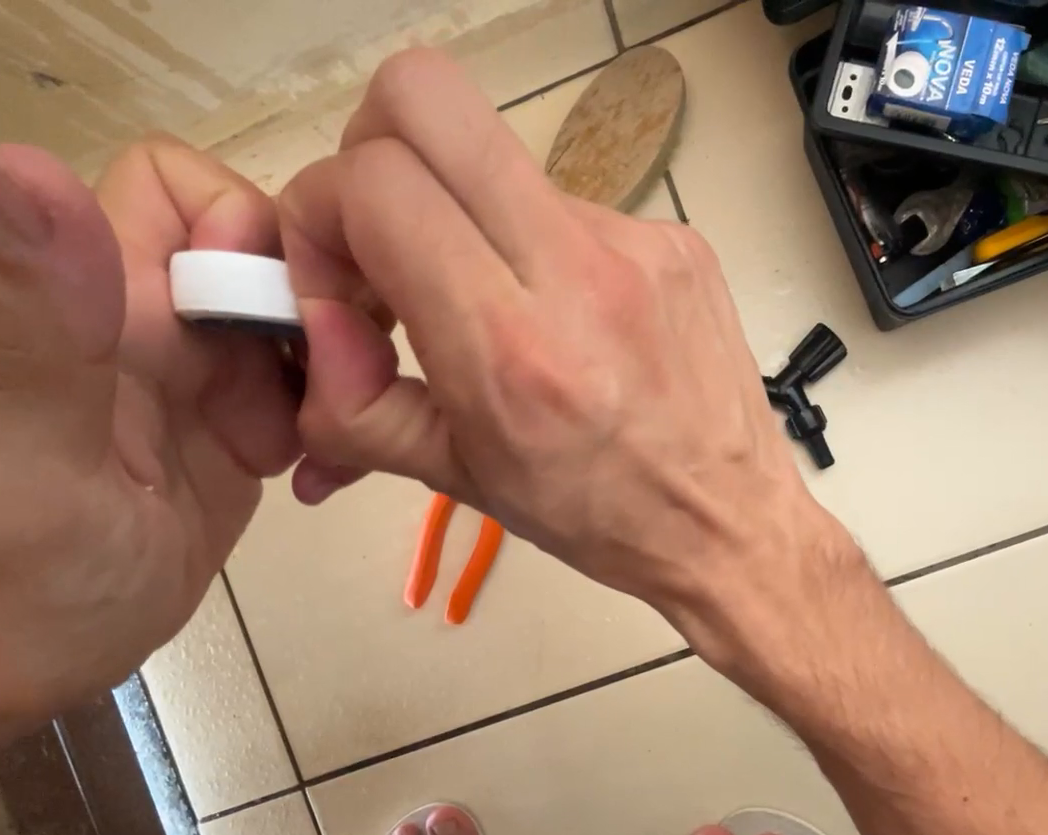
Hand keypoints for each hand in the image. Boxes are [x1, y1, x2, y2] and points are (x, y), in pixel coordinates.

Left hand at [0, 137, 299, 729]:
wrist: (51, 653)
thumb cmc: (27, 567)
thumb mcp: (32, 453)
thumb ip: (44, 323)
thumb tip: (25, 162)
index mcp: (105, 302)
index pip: (189, 190)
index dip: (248, 226)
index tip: (283, 312)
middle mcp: (167, 323)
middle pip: (275, 257)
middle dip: (323, 311)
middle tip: (338, 394)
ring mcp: (218, 378)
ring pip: (314, 325)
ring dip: (345, 376)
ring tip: (329, 451)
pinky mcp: (256, 427)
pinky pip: (323, 392)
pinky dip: (342, 423)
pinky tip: (325, 479)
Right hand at [278, 49, 845, 633]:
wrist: (727, 523)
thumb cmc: (600, 517)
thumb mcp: (460, 480)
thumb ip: (359, 402)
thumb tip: (320, 321)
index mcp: (511, 348)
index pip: (372, 184)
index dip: (322, 214)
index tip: (341, 279)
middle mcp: (577, 273)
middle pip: (424, 97)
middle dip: (370, 152)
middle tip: (386, 239)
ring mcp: (638, 243)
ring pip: (498, 157)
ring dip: (462, 214)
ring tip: (486, 302)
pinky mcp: (676, 240)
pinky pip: (568, 202)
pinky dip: (535, 243)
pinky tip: (560, 314)